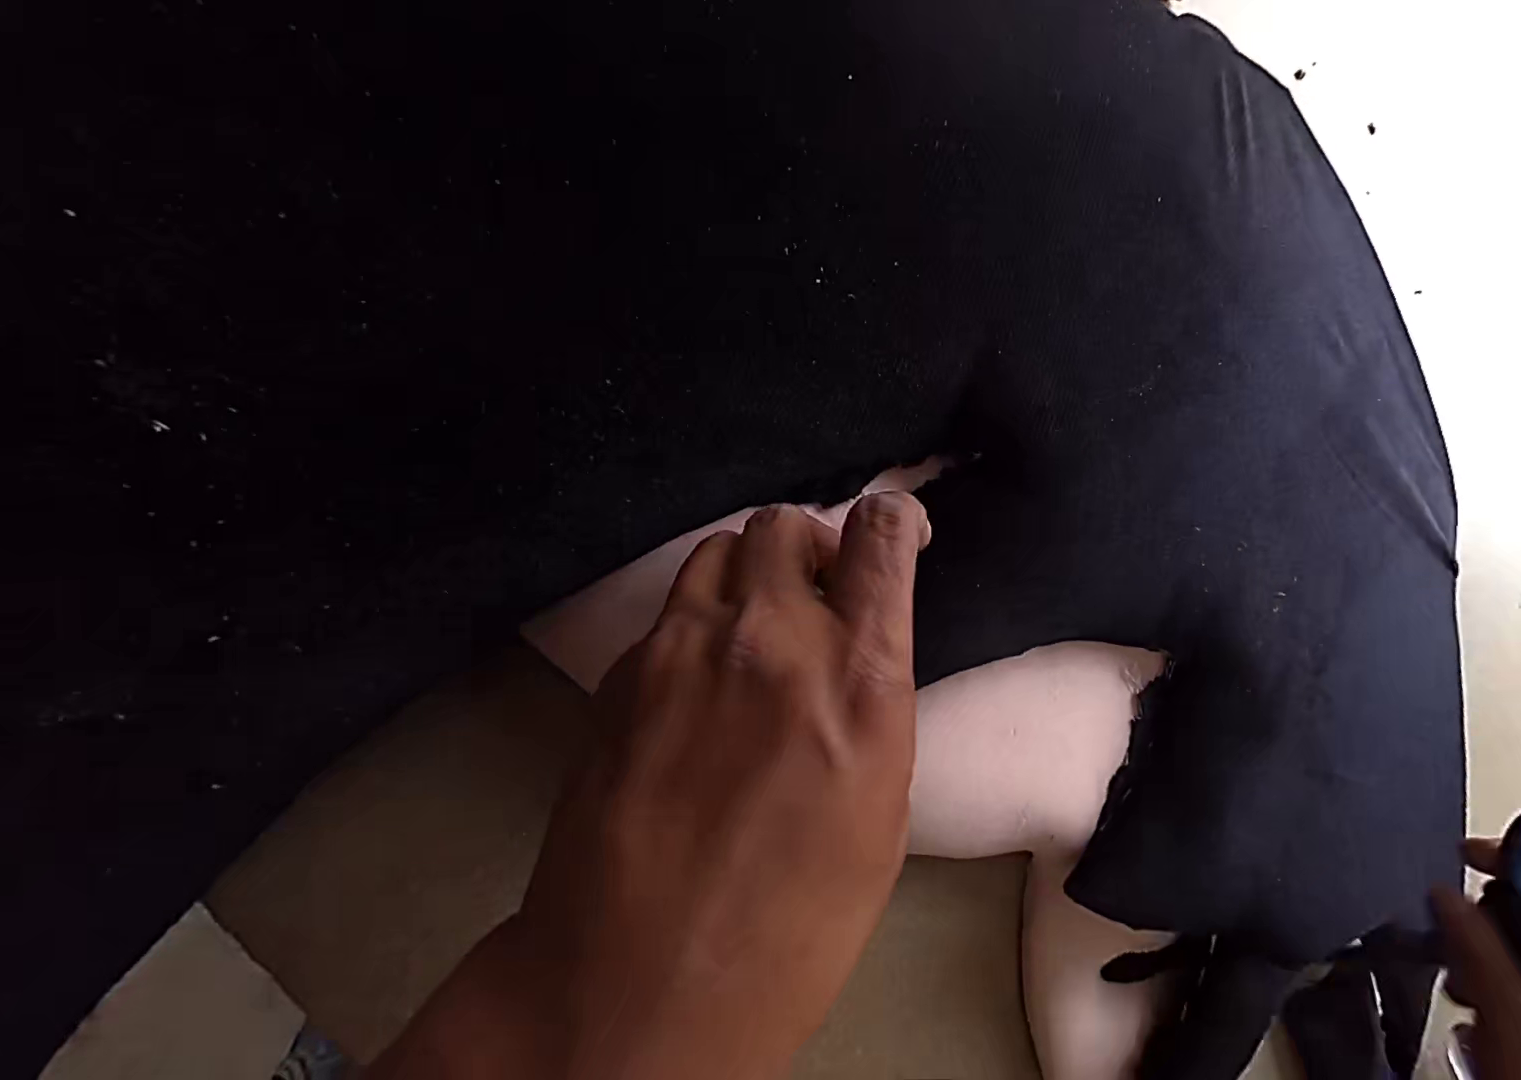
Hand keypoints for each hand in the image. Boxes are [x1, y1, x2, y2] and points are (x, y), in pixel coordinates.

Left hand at [373, 493, 929, 1079]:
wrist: (638, 982)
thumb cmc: (797, 916)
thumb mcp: (882, 803)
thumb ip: (871, 698)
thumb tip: (857, 640)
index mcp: (859, 679)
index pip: (880, 539)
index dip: (895, 519)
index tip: (897, 530)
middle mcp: (772, 639)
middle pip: (785, 523)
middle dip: (810, 544)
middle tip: (815, 591)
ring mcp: (686, 647)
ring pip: (722, 547)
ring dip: (752, 571)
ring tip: (755, 623)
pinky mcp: (624, 669)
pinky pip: (674, 609)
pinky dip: (700, 621)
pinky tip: (700, 680)